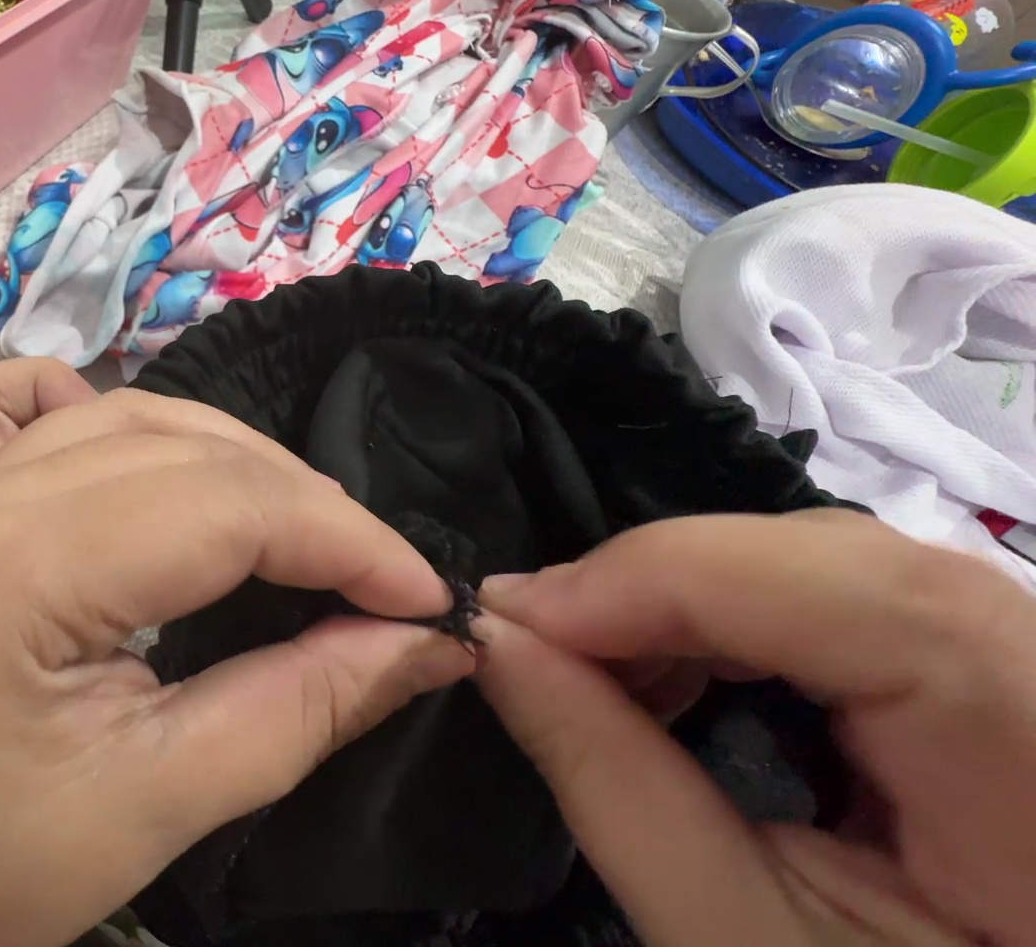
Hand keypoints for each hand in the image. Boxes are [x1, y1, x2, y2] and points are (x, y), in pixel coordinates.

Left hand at [0, 360, 474, 946]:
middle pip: (184, 448)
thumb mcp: (156, 804)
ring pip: (127, 416)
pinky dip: (94, 408)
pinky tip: (132, 451)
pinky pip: (19, 402)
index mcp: (22, 569)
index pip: (223, 507)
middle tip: (372, 578)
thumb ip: (297, 708)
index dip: (345, 541)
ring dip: (228, 459)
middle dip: (301, 502)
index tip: (425, 598)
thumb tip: (421, 639)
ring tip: (295, 528)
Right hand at [475, 510, 1035, 945]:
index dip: (682, 580)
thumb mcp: (731, 941)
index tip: (527, 612)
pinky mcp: (1003, 689)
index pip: (895, 612)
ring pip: (850, 567)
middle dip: (666, 582)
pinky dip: (731, 614)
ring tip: (591, 655)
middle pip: (863, 568)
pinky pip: (854, 601)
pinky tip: (672, 665)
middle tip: (537, 630)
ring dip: (688, 594)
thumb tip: (492, 636)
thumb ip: (606, 776)